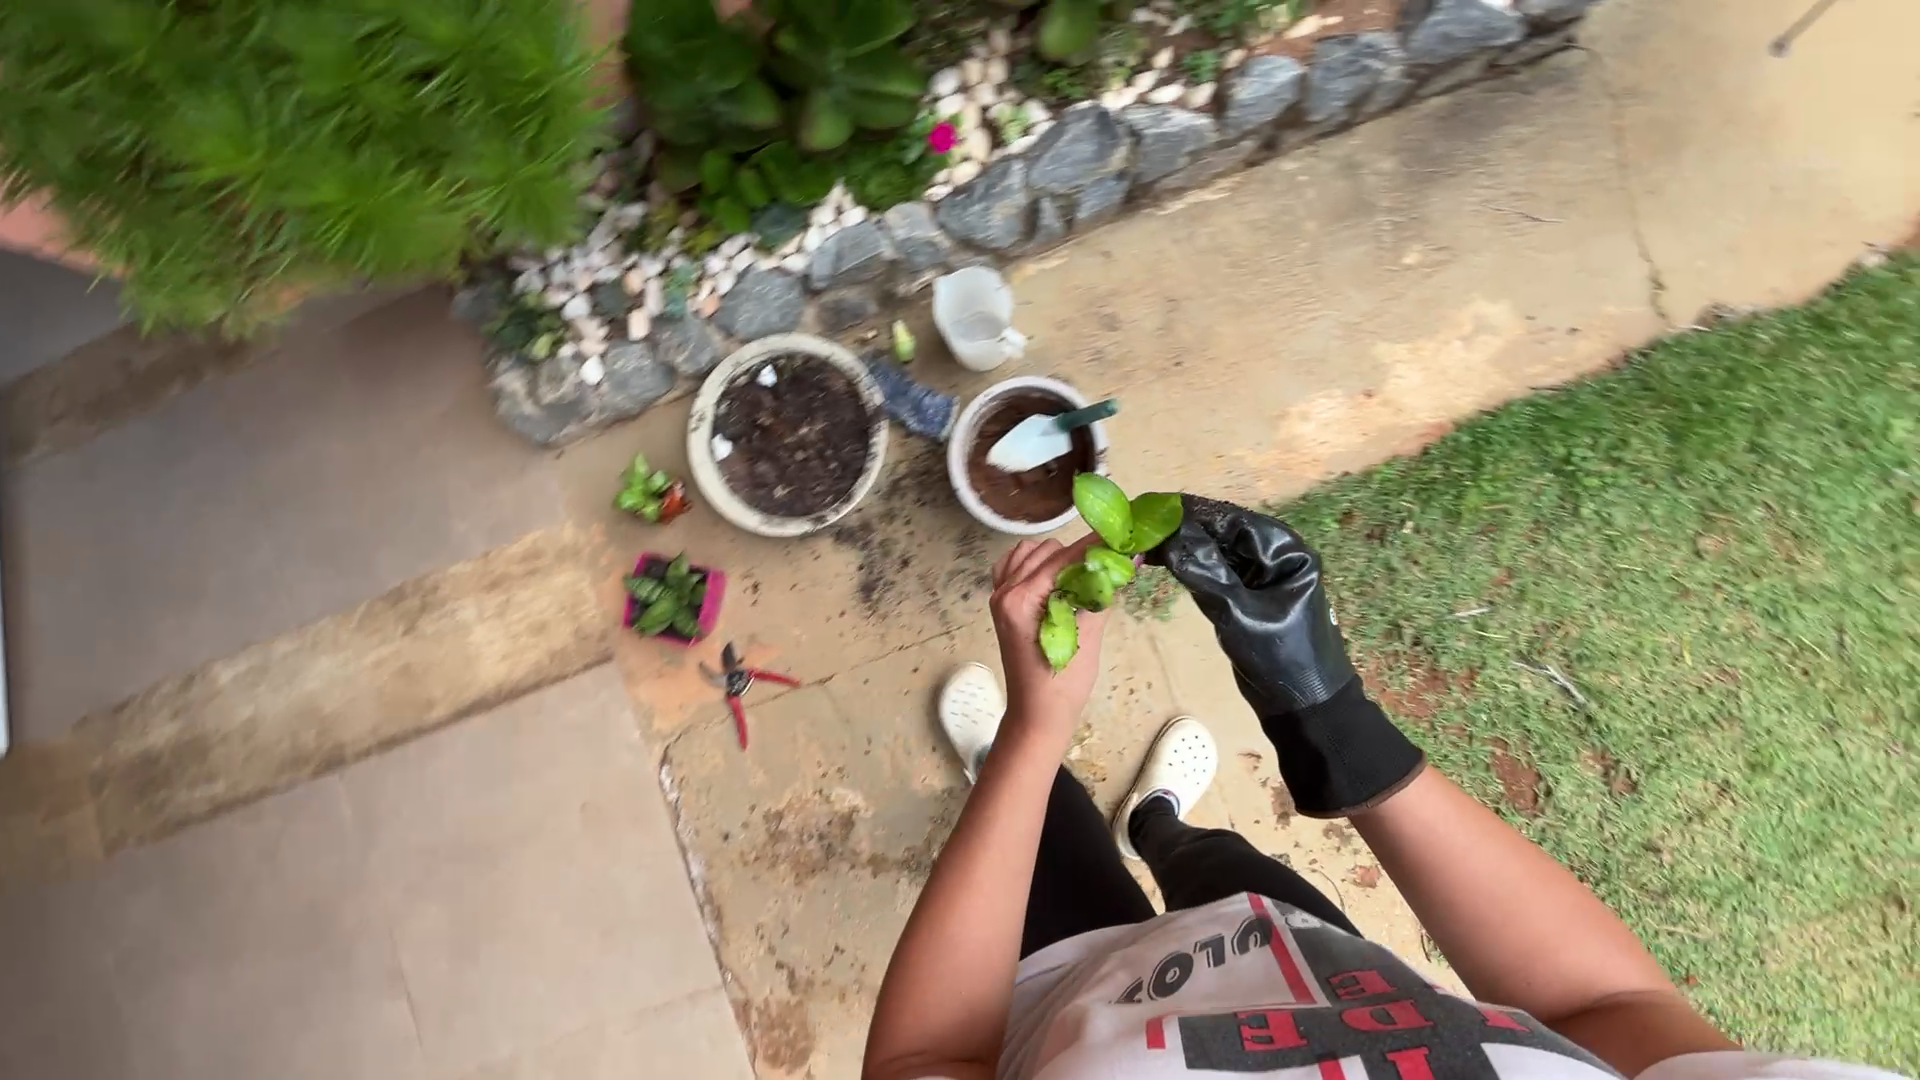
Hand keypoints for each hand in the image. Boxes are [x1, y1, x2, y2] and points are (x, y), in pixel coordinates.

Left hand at [989, 534, 1107, 746]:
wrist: (1037, 716)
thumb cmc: (1062, 685)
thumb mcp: (1087, 637)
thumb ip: (1101, 594)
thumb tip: (1124, 562)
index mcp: (1021, 598)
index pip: (1063, 558)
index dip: (1093, 543)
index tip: (1118, 531)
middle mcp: (1004, 591)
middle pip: (1045, 551)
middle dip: (1078, 552)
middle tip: (1107, 561)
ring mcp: (999, 597)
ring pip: (1029, 554)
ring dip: (1057, 557)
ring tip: (1084, 573)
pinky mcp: (1002, 605)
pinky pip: (1017, 568)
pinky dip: (1037, 565)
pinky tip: (1058, 579)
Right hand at [1146, 494, 1355, 713]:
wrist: (1302, 706)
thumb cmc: (1280, 657)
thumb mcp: (1237, 612)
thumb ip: (1203, 571)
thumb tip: (1167, 536)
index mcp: (1284, 549)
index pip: (1228, 519)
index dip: (1186, 512)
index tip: (1147, 508)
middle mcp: (1273, 554)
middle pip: (1219, 530)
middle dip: (1179, 528)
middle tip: (1136, 526)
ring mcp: (1259, 574)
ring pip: (1213, 549)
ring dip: (1180, 546)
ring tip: (1140, 542)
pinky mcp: (1246, 592)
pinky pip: (1214, 569)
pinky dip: (1188, 565)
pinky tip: (1160, 561)